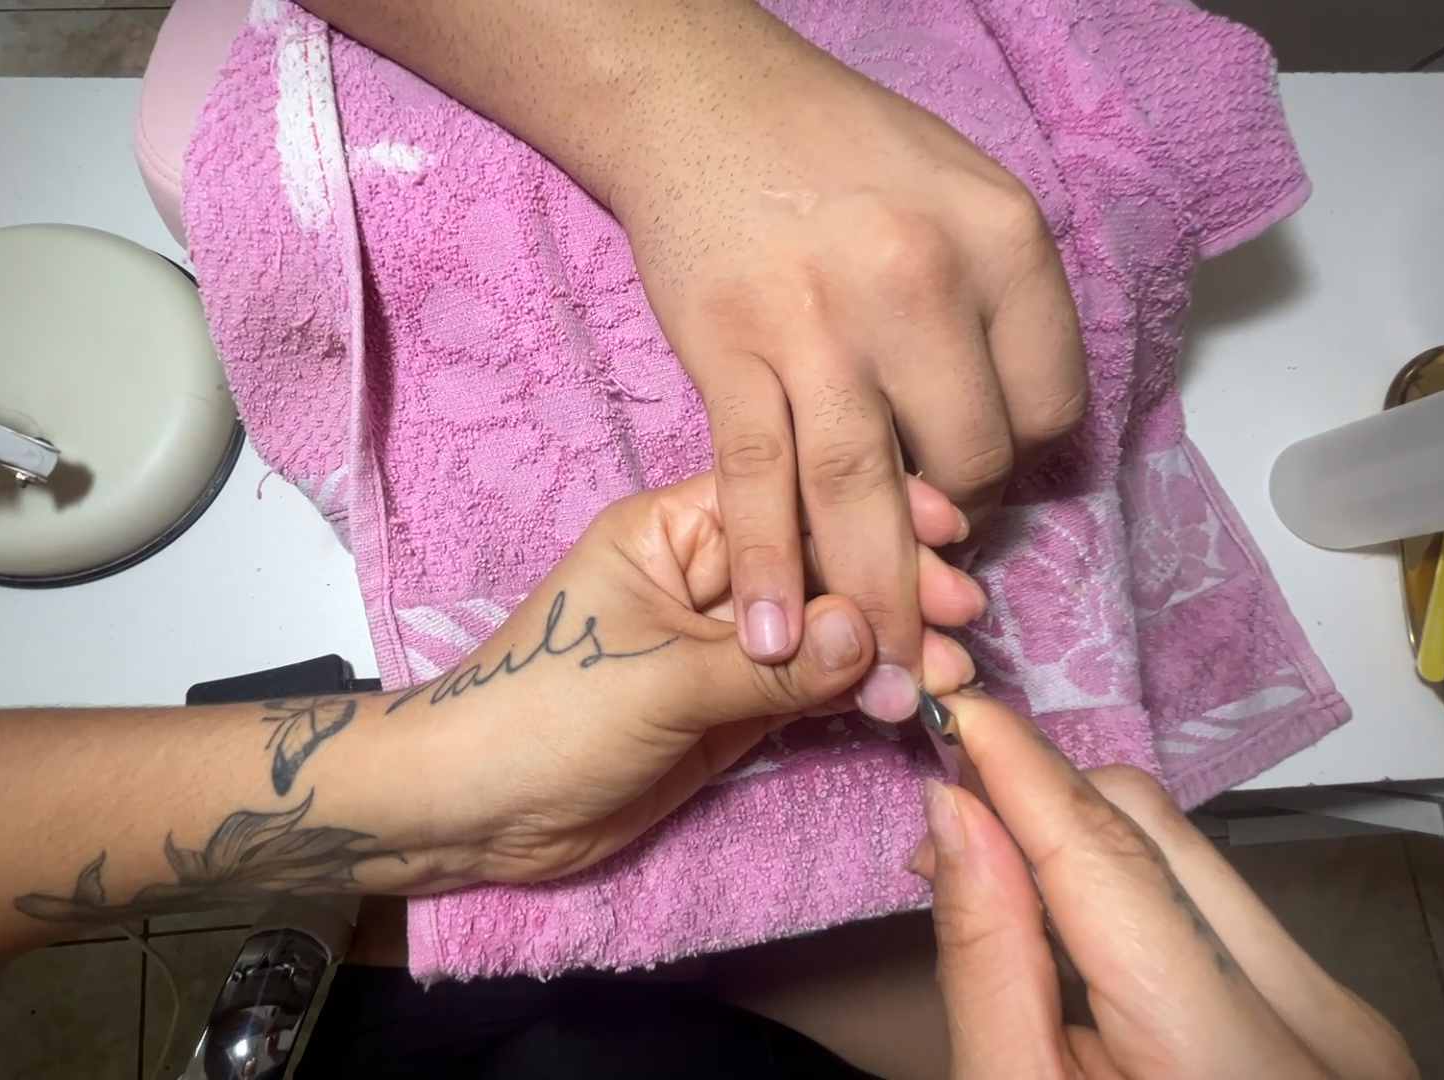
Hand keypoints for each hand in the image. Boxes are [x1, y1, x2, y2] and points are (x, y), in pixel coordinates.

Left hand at [384, 471, 985, 887]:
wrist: (483, 808)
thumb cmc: (547, 712)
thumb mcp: (658, 679)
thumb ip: (767, 665)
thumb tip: (873, 634)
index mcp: (670, 532)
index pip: (780, 501)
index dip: (860, 513)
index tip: (946, 531)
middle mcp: (703, 575)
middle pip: (809, 565)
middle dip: (884, 587)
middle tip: (961, 615)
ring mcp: (721, 642)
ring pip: (816, 632)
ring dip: (882, 647)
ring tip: (950, 669)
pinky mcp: (730, 704)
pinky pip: (803, 688)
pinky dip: (853, 693)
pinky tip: (908, 695)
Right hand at [607, 18, 1085, 717]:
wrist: (701, 109)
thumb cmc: (832, 149)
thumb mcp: (959, 188)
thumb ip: (991, 307)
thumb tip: (982, 432)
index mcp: (1002, 242)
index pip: (1044, 406)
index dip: (1009, 473)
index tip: (964, 497)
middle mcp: (918, 288)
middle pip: (961, 463)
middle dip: (944, 556)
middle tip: (928, 630)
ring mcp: (816, 329)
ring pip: (858, 489)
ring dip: (868, 596)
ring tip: (870, 679)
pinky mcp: (729, 359)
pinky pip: (757, 476)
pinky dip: (768, 563)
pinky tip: (770, 635)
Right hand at [911, 692, 1417, 1079]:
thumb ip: (983, 950)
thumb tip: (951, 809)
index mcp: (1235, 1066)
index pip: (1105, 854)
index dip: (1019, 764)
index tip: (955, 703)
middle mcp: (1325, 1024)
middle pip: (1150, 824)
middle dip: (1033, 789)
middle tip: (944, 822)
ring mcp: (1350, 1021)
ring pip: (1181, 845)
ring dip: (1067, 826)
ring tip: (991, 870)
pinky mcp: (1339, 1018)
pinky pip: (1206, 892)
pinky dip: (1115, 871)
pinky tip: (1063, 911)